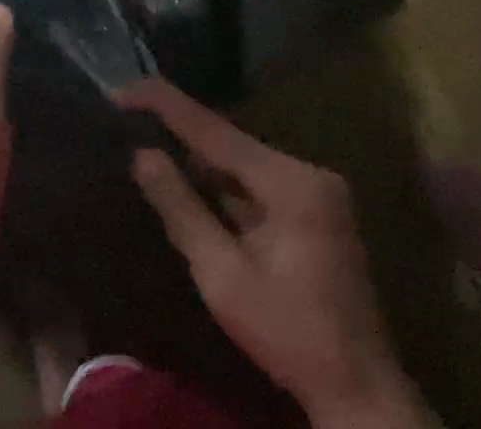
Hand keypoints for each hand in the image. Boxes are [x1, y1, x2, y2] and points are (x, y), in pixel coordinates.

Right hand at [118, 78, 427, 428]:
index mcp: (292, 182)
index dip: (165, 105)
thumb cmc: (288, 332)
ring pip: (241, 164)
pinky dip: (219, 183)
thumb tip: (142, 155)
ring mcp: (316, 195)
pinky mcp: (314, 215)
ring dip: (197, 158)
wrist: (359, 390)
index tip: (121, 90)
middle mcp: (309, 175)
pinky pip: (255, 185)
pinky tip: (185, 179)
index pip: (215, 131)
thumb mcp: (222, 273)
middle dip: (177, 129)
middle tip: (126, 114)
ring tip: (144, 138)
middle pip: (229, 143)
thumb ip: (181, 208)